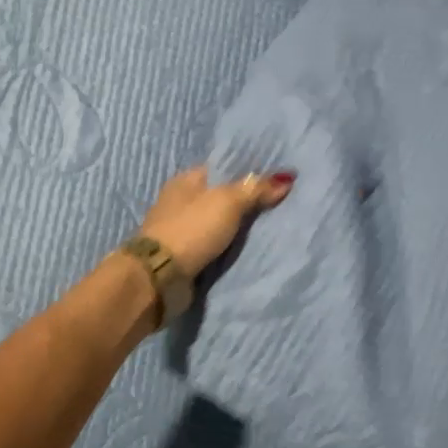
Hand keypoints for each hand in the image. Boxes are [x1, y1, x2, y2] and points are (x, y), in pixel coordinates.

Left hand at [136, 166, 294, 273]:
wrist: (160, 277)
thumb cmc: (192, 230)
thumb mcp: (228, 202)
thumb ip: (256, 189)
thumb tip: (287, 178)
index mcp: (185, 180)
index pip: (221, 170)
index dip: (246, 174)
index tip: (274, 182)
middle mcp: (180, 202)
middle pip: (219, 198)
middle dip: (243, 204)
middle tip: (277, 207)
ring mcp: (180, 231)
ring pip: (216, 224)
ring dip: (235, 229)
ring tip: (269, 230)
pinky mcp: (183, 256)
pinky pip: (212, 247)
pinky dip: (226, 249)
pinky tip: (246, 250)